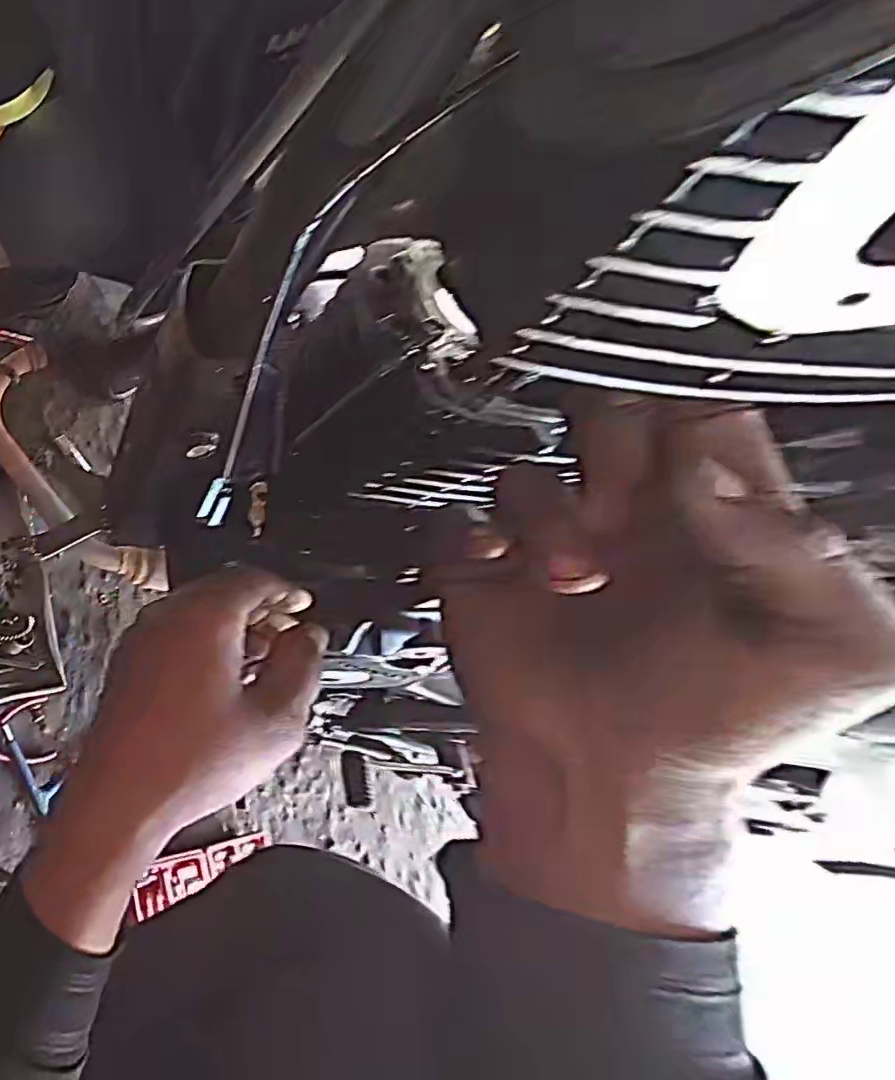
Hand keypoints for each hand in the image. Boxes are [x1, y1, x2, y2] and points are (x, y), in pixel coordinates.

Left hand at [23, 567, 326, 951]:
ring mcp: (140, 639)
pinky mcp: (128, 661)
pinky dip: (201, 644)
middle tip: (287, 635)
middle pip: (219, 591)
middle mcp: (164, 619)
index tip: (301, 605)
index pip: (251, 579)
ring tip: (260, 662)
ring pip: (193, 613)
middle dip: (259, 609)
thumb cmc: (186, 762)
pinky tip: (220, 679)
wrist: (123, 790)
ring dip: (230, 628)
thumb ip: (302, 667)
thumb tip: (308, 640)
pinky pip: (171, 635)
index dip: (286, 591)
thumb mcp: (275, 719)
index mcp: (202, 619)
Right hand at [434, 397, 894, 935]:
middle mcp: (626, 524)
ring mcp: (548, 546)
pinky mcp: (479, 573)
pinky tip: (501, 568)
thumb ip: (797, 553)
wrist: (608, 769)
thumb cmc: (721, 720)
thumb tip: (710, 477)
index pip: (704, 426)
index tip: (685, 483)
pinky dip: (468, 537)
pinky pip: (453, 524)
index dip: (690, 434)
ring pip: (523, 476)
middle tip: (617, 505)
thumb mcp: (833, 648)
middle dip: (607, 451)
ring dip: (547, 517)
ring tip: (573, 577)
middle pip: (605, 425)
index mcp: (717, 525)